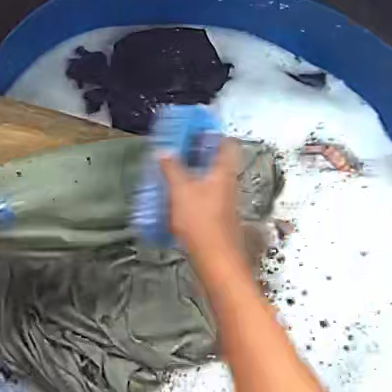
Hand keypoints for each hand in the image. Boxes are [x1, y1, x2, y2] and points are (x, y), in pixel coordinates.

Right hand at [161, 139, 243, 268]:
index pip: (226, 143)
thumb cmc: (201, 221)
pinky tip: (175, 198)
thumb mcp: (180, 190)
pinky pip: (205, 197)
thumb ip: (171, 168)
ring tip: (171, 170)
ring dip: (193, 173)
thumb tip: (164, 150)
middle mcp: (228, 184)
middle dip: (197, 154)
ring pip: (210, 179)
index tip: (194, 128)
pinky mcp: (218, 218)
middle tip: (177, 148)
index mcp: (223, 172)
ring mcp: (224, 202)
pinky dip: (192, 192)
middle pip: (216, 161)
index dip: (213, 133)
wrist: (216, 262)